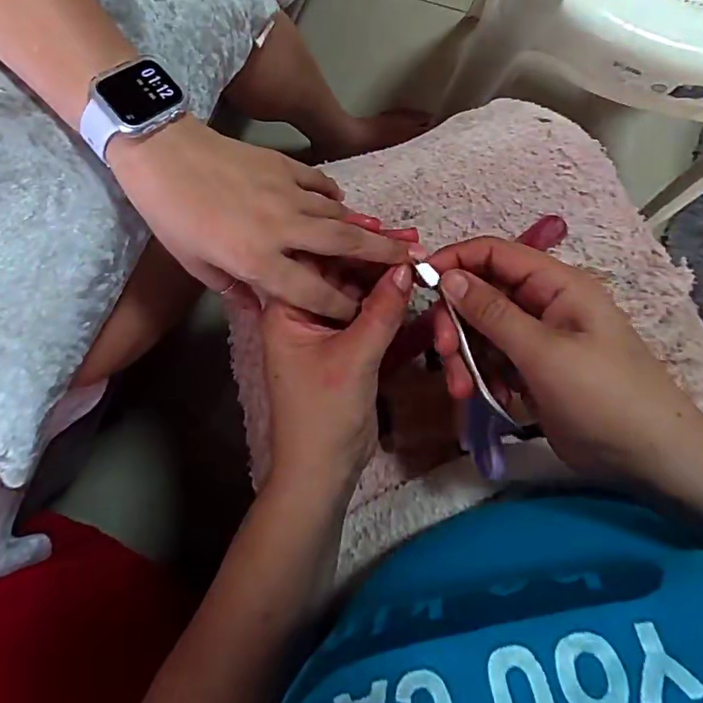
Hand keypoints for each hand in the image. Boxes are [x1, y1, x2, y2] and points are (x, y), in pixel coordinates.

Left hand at [112, 116, 413, 319]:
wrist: (163, 155)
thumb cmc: (172, 216)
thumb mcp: (196, 265)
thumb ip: (235, 289)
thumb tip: (262, 310)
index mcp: (256, 259)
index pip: (312, 291)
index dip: (340, 305)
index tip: (359, 310)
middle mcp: (282, 228)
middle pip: (343, 246)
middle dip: (382, 256)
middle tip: (412, 260)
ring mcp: (286, 192)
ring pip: (337, 214)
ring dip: (363, 227)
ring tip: (389, 236)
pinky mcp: (284, 166)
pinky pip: (321, 184)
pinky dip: (334, 196)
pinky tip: (339, 204)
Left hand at [251, 263, 413, 493]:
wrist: (321, 471)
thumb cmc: (323, 414)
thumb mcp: (354, 358)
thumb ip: (381, 311)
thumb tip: (406, 268)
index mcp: (285, 309)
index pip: (318, 263)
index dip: (352, 244)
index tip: (389, 231)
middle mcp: (300, 312)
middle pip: (339, 274)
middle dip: (374, 258)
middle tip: (412, 242)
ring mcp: (322, 329)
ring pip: (355, 292)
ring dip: (384, 278)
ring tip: (417, 257)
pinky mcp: (342, 345)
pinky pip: (365, 314)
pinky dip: (387, 303)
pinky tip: (410, 287)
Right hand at [426, 236, 702, 480]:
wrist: (654, 462)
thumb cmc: (605, 397)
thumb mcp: (544, 353)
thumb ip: (492, 312)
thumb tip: (448, 275)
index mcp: (556, 285)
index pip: (494, 253)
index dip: (456, 260)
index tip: (420, 283)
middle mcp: (543, 304)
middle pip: (481, 294)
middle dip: (457, 324)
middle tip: (444, 356)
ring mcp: (537, 339)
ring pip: (481, 332)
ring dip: (466, 358)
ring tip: (465, 393)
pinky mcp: (533, 370)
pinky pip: (493, 360)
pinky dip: (483, 378)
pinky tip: (492, 402)